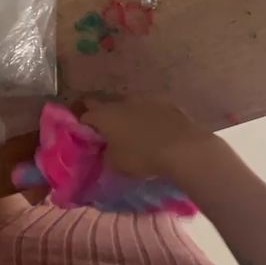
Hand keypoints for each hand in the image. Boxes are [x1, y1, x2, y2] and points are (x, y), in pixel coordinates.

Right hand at [78, 98, 221, 180]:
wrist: (183, 148)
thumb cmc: (141, 156)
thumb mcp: (114, 164)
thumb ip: (105, 154)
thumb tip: (107, 150)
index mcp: (104, 115)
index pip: (84, 115)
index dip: (82, 126)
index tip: (86, 138)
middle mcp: (122, 102)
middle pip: (106, 107)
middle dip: (104, 118)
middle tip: (107, 135)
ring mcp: (145, 100)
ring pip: (129, 107)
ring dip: (128, 117)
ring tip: (133, 134)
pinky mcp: (166, 104)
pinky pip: (150, 111)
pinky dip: (148, 119)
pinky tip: (154, 133)